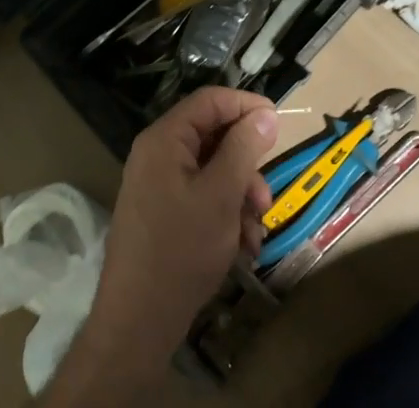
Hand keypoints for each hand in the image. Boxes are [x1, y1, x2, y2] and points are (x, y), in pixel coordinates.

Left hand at [40, 87, 278, 404]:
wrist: (139, 318)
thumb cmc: (181, 248)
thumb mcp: (221, 195)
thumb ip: (244, 149)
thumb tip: (264, 114)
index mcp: (164, 140)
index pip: (210, 100)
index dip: (246, 106)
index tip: (278, 124)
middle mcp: (157, 155)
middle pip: (214, 138)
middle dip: (246, 167)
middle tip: (265, 199)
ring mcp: (158, 186)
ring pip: (213, 172)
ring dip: (240, 198)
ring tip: (253, 233)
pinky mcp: (163, 213)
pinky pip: (202, 198)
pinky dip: (226, 215)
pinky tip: (241, 247)